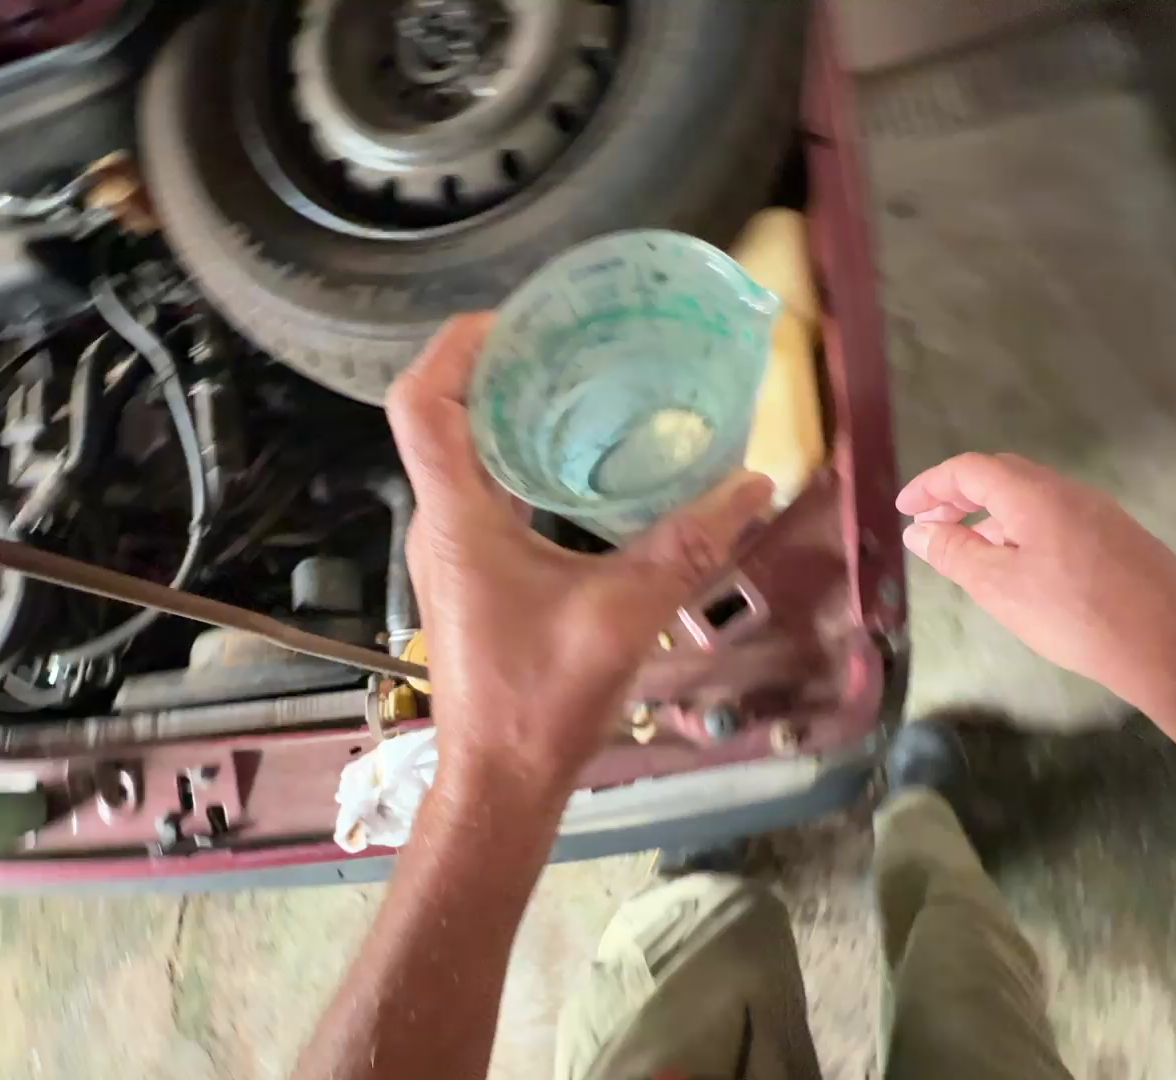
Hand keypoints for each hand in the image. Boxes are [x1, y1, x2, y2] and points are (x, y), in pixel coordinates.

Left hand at [388, 314, 773, 808]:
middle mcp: (443, 522)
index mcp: (458, 518)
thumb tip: (752, 484)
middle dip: (495, 366)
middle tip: (566, 340)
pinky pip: (486, 490)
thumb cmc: (541, 701)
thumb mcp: (623, 616)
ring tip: (578, 382)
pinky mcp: (473, 568)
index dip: (455, 347)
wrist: (500, 776)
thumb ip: (688, 547)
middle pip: (443, 416)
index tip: (515, 321)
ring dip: (508, 412)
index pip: (422, 405)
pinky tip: (580, 461)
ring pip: (464, 453)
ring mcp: (453, 546)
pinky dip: (522, 459)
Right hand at [896, 452, 1175, 707]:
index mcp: (1033, 495)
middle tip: (929, 524)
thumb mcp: (996, 586)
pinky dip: (1018, 527)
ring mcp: (1100, 514)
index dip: (930, 485)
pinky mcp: (1119, 539)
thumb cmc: (1075, 614)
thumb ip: (952, 552)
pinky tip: (1016, 566)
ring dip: (987, 513)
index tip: (903, 510)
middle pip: (1001, 474)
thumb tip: (919, 531)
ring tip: (966, 549)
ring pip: (1029, 497)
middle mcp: (1068, 493)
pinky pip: (1054, 516)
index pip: (969, 469)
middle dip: (957, 494)